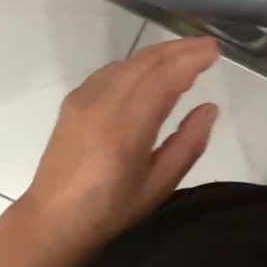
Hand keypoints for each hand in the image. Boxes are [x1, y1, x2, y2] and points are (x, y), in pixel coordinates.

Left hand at [11, 37, 221, 266]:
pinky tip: (149, 70)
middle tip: (207, 47)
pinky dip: (135, 64)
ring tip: (185, 54)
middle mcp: (102, 105)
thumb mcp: (158, 186)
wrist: (52, 219)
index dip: (191, 60)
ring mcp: (83, 99)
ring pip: (127, 62)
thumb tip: (209, 108)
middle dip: (179, 50)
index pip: (163, 79)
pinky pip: (110, 71)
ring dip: (158, 53)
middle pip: (146, 62)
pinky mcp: (72, 101)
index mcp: (125, 131)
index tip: (214, 51)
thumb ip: (187, 145)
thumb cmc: (110, 210)